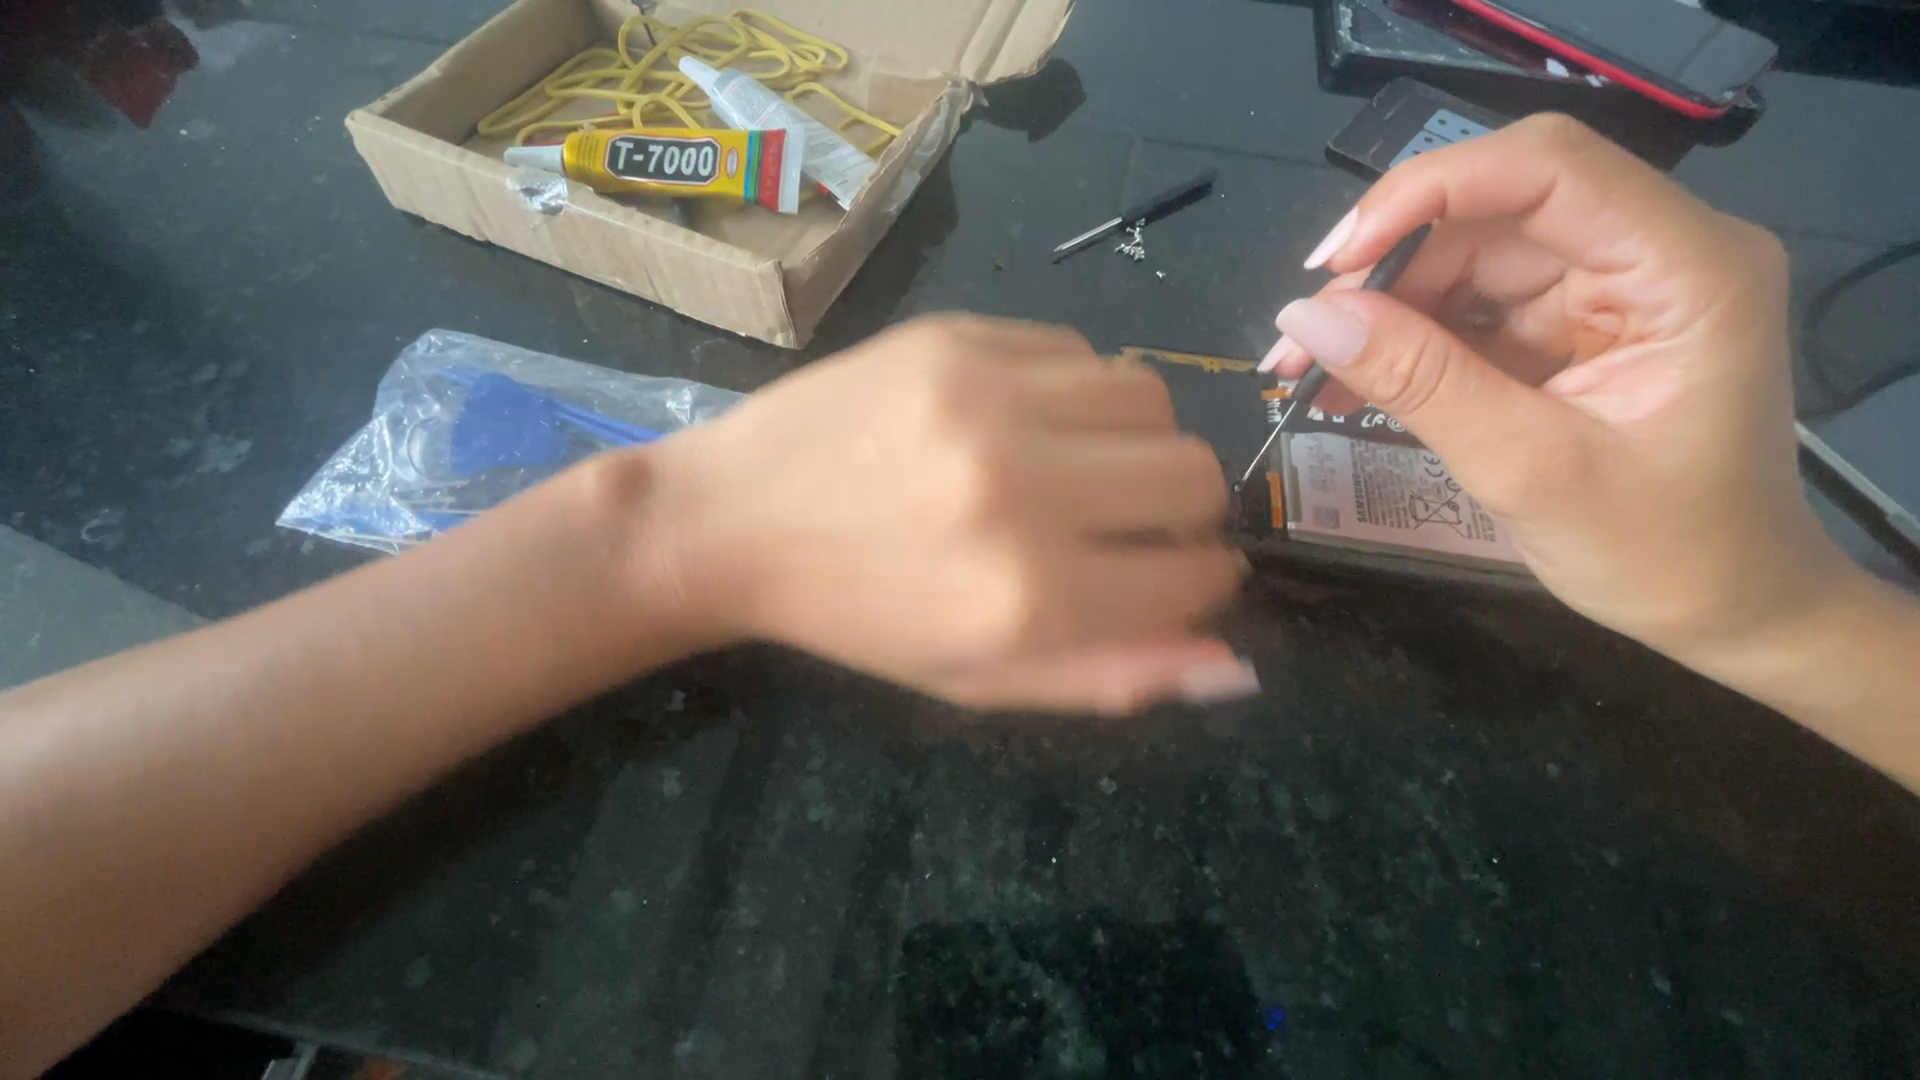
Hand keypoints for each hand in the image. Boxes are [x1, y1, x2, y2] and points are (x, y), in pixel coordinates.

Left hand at [649, 315, 1252, 712]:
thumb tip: (1236, 667)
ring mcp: (989, 398)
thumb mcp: (976, 682)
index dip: (1202, 581)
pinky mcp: (956, 336)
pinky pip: (1079, 347)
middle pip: (1195, 473)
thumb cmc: (858, 618)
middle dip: (1185, 509)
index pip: (1195, 577)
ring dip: (1138, 437)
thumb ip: (1109, 680)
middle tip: (1132, 518)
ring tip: (1083, 461)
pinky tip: (1028, 416)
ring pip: (1151, 394)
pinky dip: (1078, 388)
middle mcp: (1023, 490)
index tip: (1178, 574)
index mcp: (1031, 599)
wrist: (735, 521)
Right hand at [1259, 115, 1855, 664]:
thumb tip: (1304, 320)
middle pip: (1487, 219)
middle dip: (1379, 275)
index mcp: (1681, 268)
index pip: (1545, 171)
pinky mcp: (1560, 330)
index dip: (1426, 194)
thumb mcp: (1524, 467)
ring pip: (1460, 264)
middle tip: (1297, 345)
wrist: (1718, 605)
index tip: (1331, 265)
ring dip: (1375, 315)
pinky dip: (1397, 345)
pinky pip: (1461, 312)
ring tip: (1304, 373)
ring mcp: (1599, 292)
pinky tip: (1344, 383)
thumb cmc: (1656, 548)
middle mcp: (1643, 255)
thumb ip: (1418, 382)